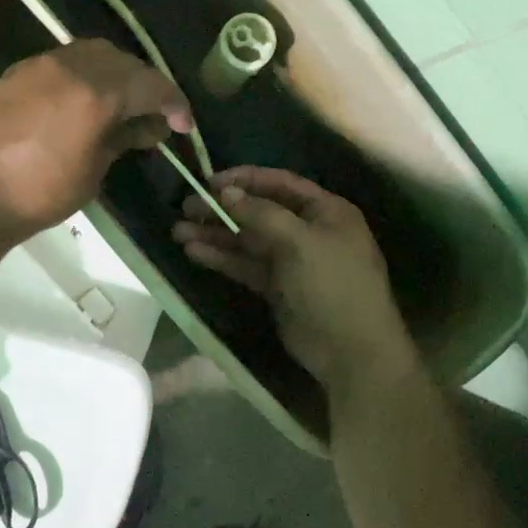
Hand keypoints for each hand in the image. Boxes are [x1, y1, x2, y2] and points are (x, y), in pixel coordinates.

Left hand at [0, 40, 191, 244]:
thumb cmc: (36, 195)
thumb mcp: (91, 175)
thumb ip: (120, 142)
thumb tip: (142, 129)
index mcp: (96, 92)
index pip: (151, 85)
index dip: (174, 104)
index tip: (183, 126)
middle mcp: (70, 66)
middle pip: (122, 62)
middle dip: (145, 85)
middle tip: (153, 117)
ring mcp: (39, 65)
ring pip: (91, 55)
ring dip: (114, 76)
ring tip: (120, 108)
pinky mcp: (15, 74)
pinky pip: (63, 64)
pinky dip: (84, 77)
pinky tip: (84, 104)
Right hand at [174, 166, 418, 392]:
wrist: (349, 348)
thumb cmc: (332, 284)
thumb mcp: (300, 241)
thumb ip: (261, 214)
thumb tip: (226, 192)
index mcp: (326, 211)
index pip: (280, 184)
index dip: (245, 179)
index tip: (209, 181)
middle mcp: (308, 231)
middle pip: (259, 212)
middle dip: (222, 210)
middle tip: (185, 208)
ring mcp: (292, 261)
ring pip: (248, 241)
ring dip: (216, 235)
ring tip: (178, 232)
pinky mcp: (277, 288)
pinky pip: (246, 265)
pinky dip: (222, 258)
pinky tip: (194, 252)